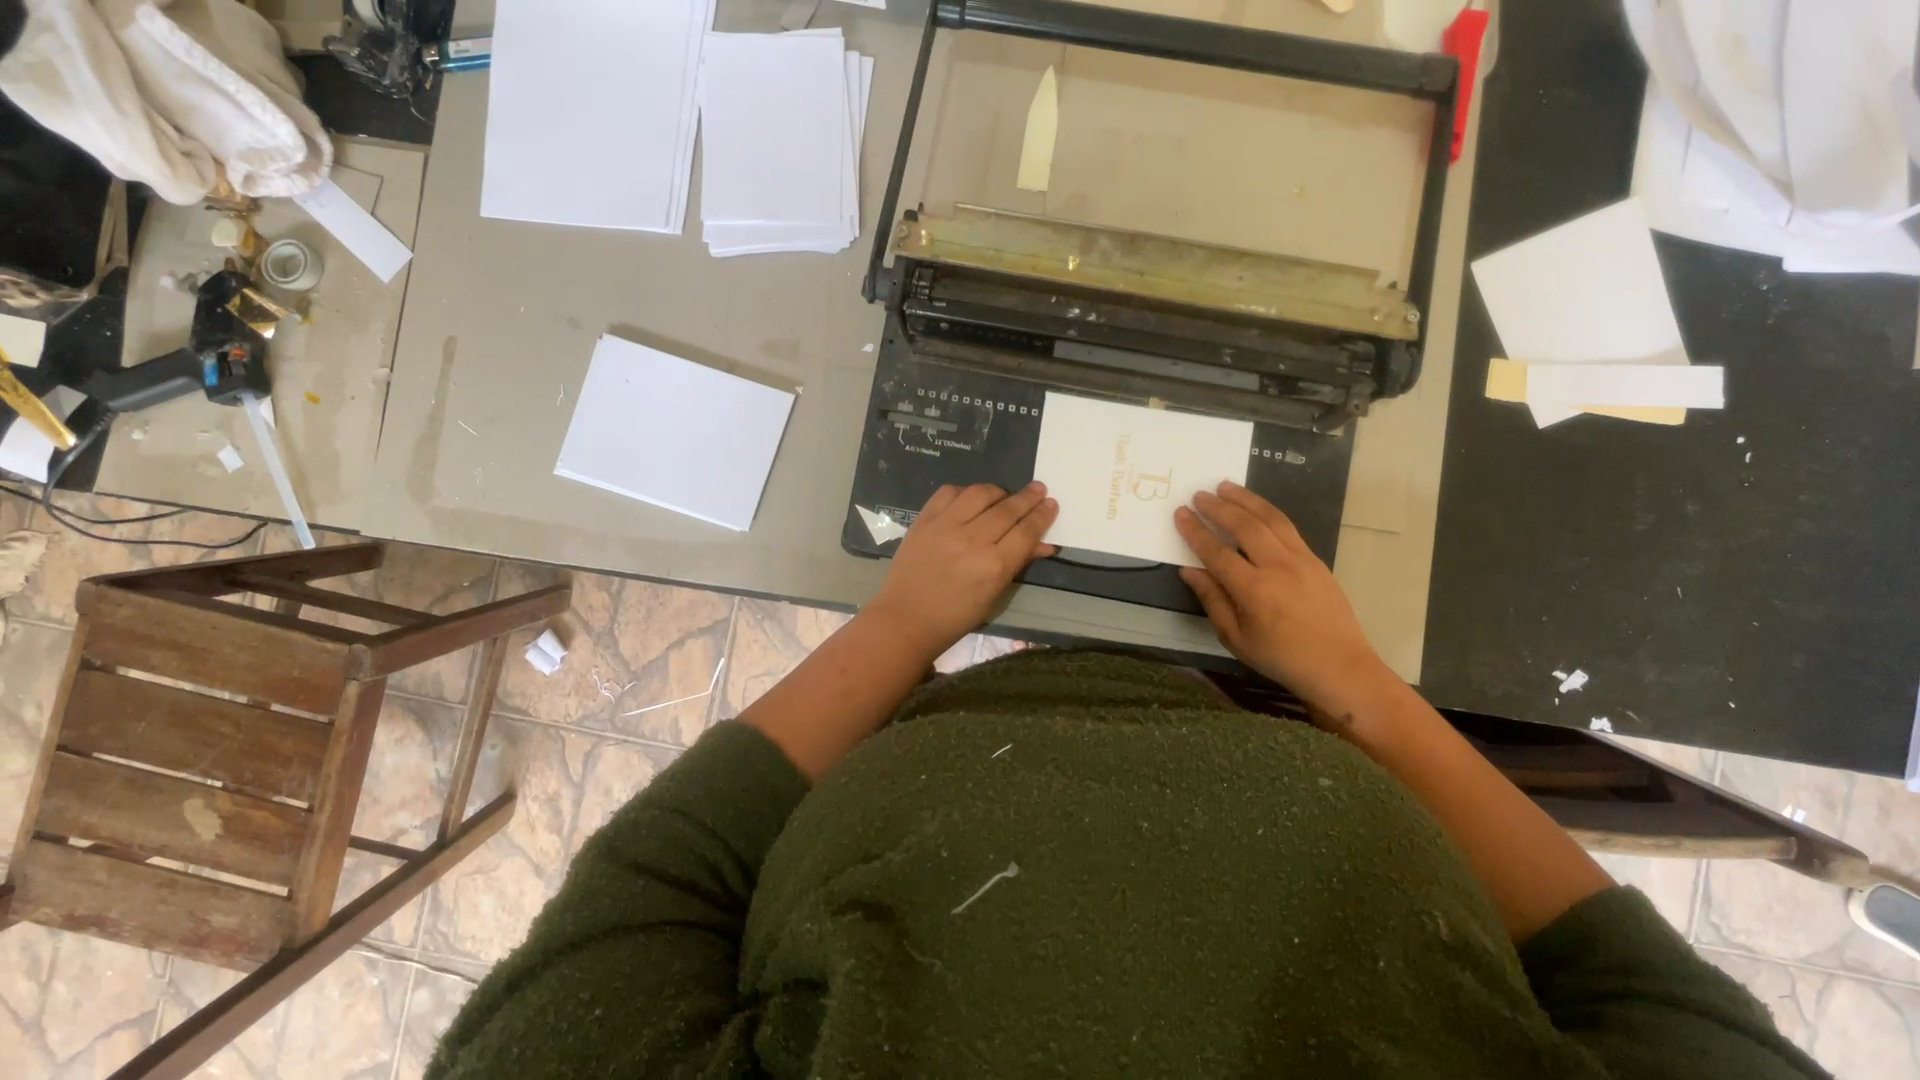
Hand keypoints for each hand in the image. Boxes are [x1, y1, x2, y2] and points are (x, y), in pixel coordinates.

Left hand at [865, 482, 1057, 658]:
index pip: (1026, 531)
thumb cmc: (955, 616)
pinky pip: (949, 492)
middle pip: (1007, 509)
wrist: (906, 618)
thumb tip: (1043, 543)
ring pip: (979, 493)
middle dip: (1028, 498)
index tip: (1051, 504)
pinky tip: (971, 499)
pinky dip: (964, 492)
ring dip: (998, 492)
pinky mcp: (923, 520)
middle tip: (1039, 489)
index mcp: (993, 566)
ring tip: (1005, 496)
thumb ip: (1018, 564)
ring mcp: (945, 527)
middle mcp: (972, 541)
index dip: (1042, 515)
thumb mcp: (994, 596)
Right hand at [1174, 481, 1396, 721]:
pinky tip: (1256, 508)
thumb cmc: (1281, 658)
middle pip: (1244, 526)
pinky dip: (1268, 512)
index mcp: (1254, 591)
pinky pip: (1288, 527)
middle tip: (1199, 495)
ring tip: (1226, 486)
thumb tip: (1190, 570)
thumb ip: (1212, 600)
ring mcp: (1301, 560)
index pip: (1217, 553)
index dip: (1195, 531)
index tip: (1180, 513)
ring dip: (1245, 499)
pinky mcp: (1316, 560)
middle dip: (1219, 507)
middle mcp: (1278, 567)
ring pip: (1270, 518)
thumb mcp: (1236, 638)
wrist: (1339, 666)